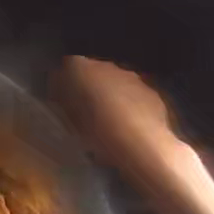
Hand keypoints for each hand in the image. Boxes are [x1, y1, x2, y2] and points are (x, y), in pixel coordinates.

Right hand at [48, 56, 192, 194]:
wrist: (145, 148)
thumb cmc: (98, 132)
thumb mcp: (67, 119)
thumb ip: (61, 101)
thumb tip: (59, 95)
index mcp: (79, 67)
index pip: (66, 67)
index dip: (64, 83)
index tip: (62, 100)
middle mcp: (106, 65)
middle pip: (94, 73)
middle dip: (90, 87)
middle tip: (86, 111)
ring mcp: (133, 77)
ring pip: (117, 83)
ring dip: (112, 95)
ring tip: (110, 122)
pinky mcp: (154, 93)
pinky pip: (136, 95)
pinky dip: (132, 105)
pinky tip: (131, 127)